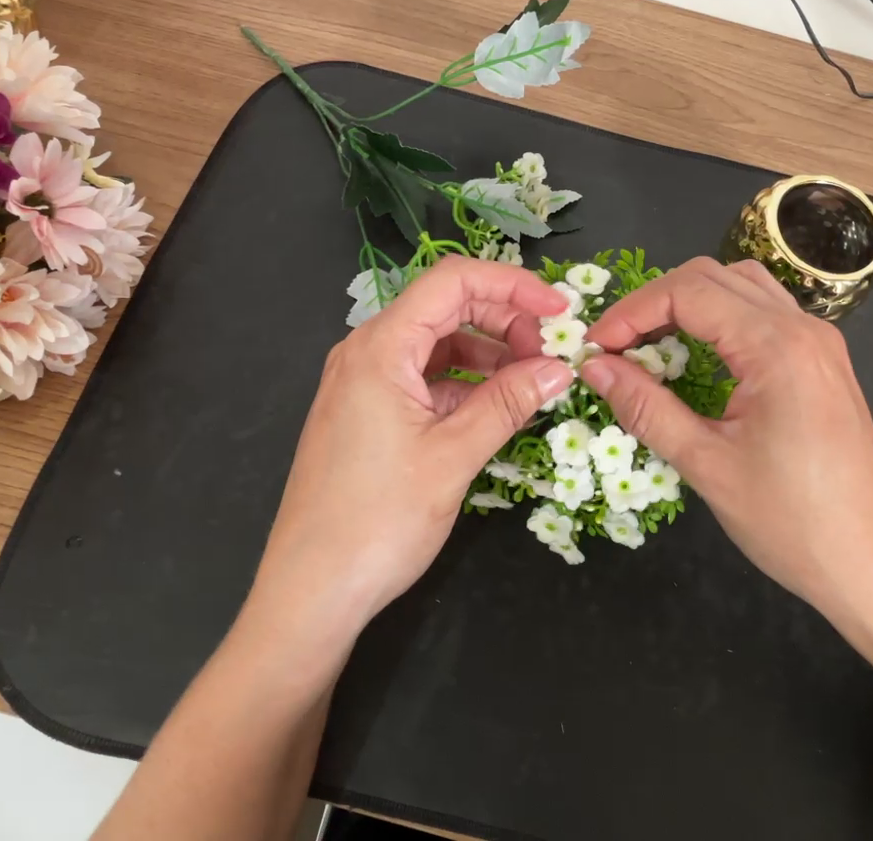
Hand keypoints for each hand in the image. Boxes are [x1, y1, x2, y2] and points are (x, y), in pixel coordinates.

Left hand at [248, 256, 573, 638]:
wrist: (312, 590)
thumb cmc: (379, 521)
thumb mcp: (453, 456)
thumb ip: (507, 403)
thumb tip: (559, 368)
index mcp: (380, 348)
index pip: (453, 282)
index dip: (513, 286)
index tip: (560, 310)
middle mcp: (366, 352)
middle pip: (445, 308)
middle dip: (504, 320)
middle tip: (551, 355)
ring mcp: (363, 383)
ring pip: (436, 345)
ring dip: (487, 354)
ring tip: (533, 382)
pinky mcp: (366, 412)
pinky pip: (422, 378)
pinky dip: (463, 383)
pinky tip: (496, 405)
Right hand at [580, 258, 872, 659]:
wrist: (872, 564)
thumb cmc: (790, 522)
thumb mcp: (707, 465)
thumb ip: (647, 408)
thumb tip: (594, 368)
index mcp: (777, 347)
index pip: (689, 293)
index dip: (631, 312)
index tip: (595, 348)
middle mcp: (803, 329)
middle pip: (712, 277)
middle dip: (653, 302)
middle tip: (614, 346)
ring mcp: (819, 343)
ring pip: (741, 286)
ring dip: (688, 303)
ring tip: (648, 344)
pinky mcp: (823, 363)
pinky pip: (764, 313)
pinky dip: (720, 318)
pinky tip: (696, 355)